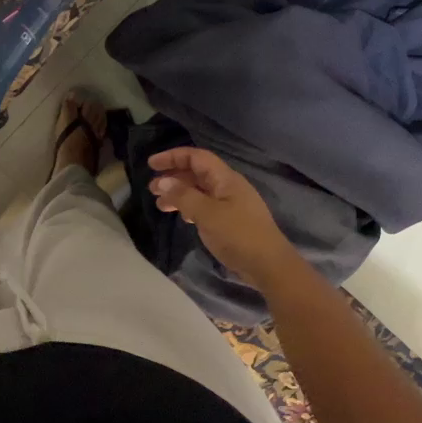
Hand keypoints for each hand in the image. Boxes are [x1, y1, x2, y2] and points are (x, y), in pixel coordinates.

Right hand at [148, 147, 301, 285]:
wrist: (269, 266)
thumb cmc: (238, 235)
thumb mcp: (206, 213)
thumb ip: (183, 196)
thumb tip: (163, 182)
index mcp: (225, 178)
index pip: (196, 157)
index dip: (173, 157)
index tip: (151, 164)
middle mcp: (228, 187)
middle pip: (196, 173)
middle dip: (173, 177)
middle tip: (152, 189)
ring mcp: (230, 204)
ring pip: (199, 191)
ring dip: (179, 194)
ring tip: (160, 206)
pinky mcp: (231, 221)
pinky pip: (205, 206)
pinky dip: (190, 208)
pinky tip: (182, 217)